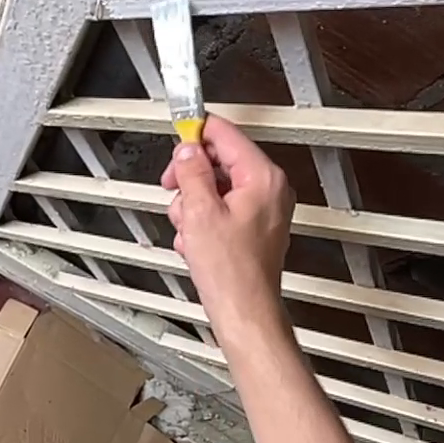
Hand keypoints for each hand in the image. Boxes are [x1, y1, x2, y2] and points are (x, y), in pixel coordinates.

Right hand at [162, 116, 294, 343]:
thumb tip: (188, 150)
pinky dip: (202, 220)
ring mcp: (263, 209)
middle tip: (173, 187)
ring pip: (216, 187)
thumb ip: (192, 173)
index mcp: (263, 178)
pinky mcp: (253, 228)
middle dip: (190, 177)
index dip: (197, 134)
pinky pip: (221, 209)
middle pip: (220, 161)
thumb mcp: (199, 212)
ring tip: (188, 228)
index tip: (178, 132)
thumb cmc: (231, 271)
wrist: (243, 310)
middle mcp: (269, 189)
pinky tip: (195, 240)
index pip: (226, 135)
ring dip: (192, 204)